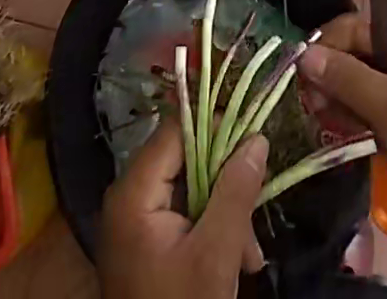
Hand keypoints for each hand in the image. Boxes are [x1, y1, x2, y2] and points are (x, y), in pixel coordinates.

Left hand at [99, 120, 268, 298]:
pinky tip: (236, 259)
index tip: (253, 139)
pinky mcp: (147, 239)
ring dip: (226, 211)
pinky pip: (185, 212)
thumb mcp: (215, 254)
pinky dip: (212, 228)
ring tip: (248, 255)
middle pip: (186, 159)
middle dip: (226, 182)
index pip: (175, 130)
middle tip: (254, 212)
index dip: (215, 126)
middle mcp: (129, 196)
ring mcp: (136, 219)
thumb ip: (236, 191)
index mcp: (134, 192)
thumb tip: (257, 137)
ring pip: (191, 187)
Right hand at [298, 13, 386, 225]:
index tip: (300, 70)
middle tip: (309, 102)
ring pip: (358, 82)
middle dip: (330, 76)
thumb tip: (303, 54)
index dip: (327, 45)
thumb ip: (344, 76)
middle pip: (355, 54)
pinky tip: (335, 127)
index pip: (356, 28)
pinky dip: (350, 113)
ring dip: (337, 97)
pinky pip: (367, 105)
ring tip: (319, 117)